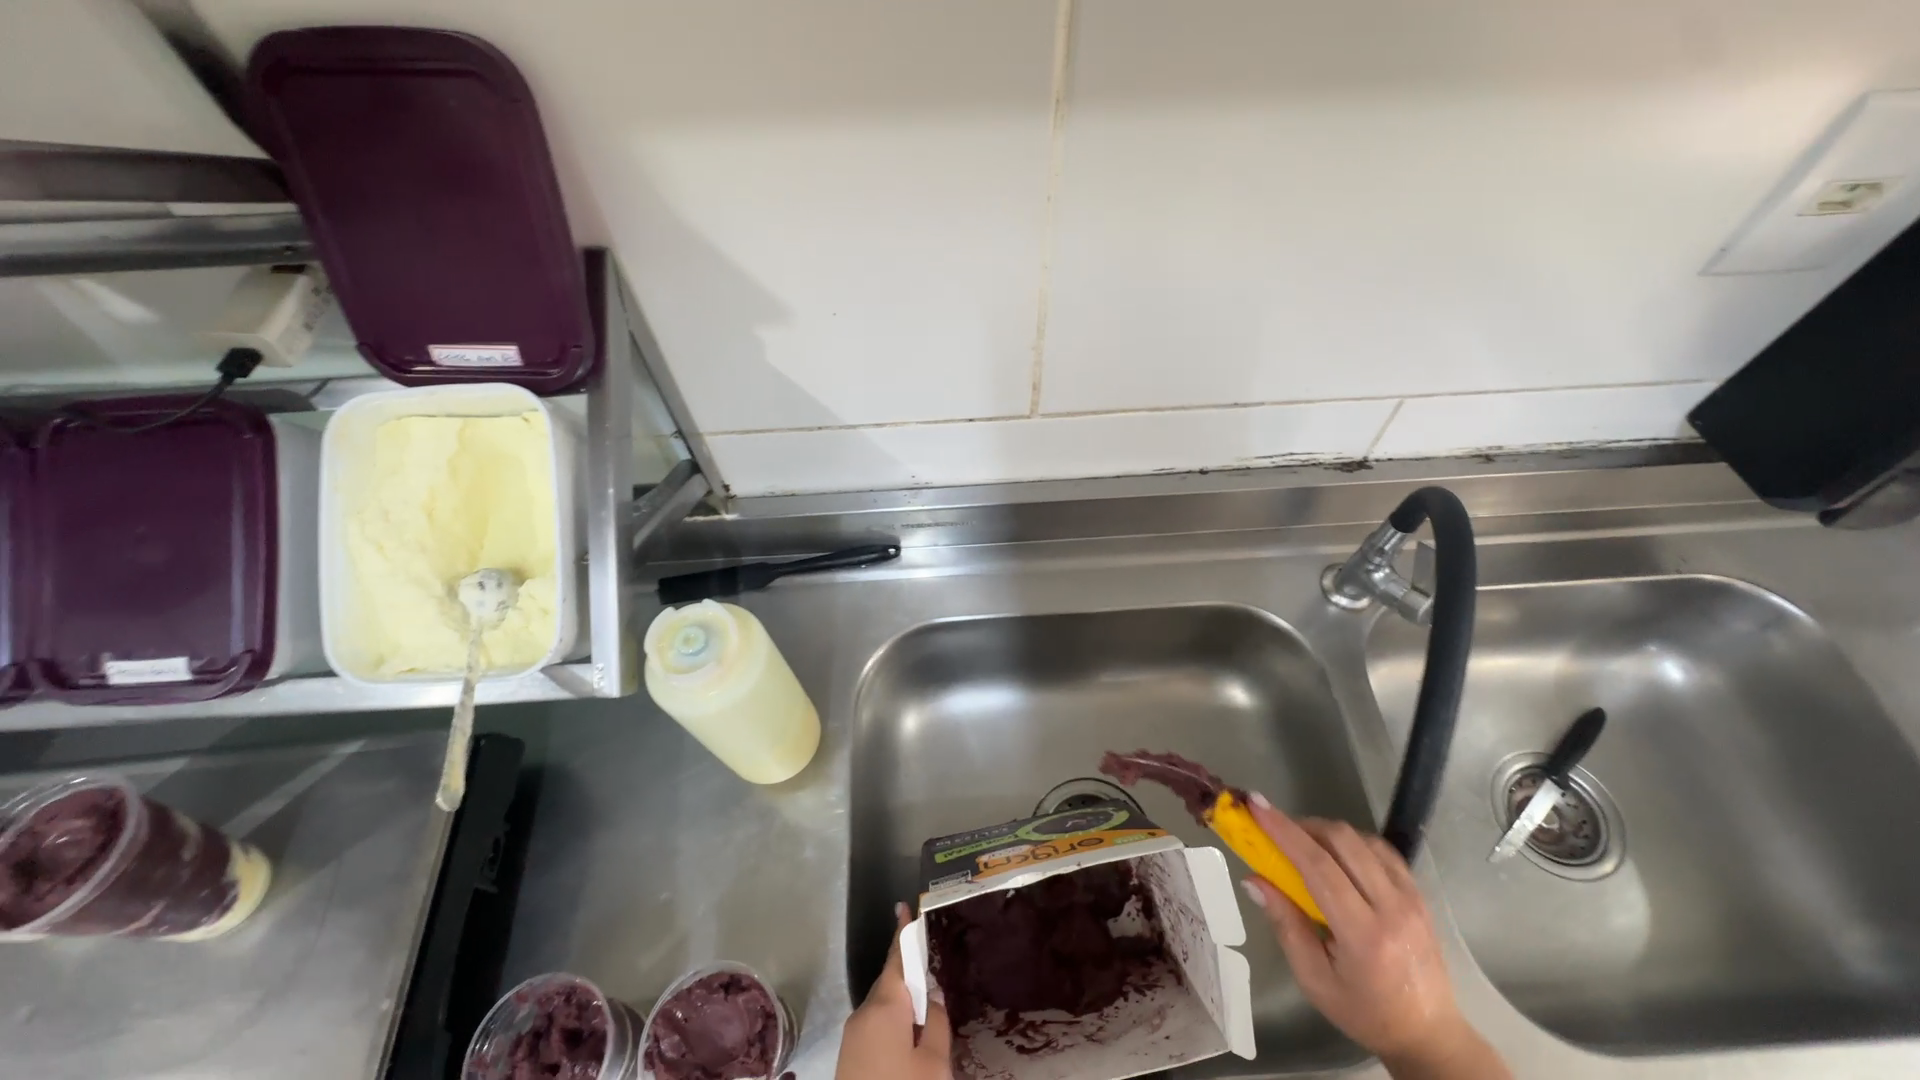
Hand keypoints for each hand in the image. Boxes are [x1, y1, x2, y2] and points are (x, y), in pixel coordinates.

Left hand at [835, 902, 952, 1079]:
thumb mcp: (934, 1062)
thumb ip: (938, 1023)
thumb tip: (932, 995)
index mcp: (885, 1006)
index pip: (896, 958)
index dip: (903, 931)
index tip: (904, 905)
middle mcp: (864, 1013)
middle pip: (890, 982)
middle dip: (910, 975)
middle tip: (933, 969)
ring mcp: (854, 1036)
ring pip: (884, 1007)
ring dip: (905, 1004)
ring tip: (930, 1008)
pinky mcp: (851, 1058)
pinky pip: (877, 1026)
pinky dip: (895, 1022)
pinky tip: (912, 1036)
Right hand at [1241, 795, 1509, 1079]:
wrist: (1429, 1032)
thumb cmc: (1365, 1011)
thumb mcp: (1314, 979)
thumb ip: (1285, 925)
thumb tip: (1255, 880)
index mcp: (1363, 934)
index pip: (1319, 866)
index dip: (1284, 831)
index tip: (1257, 806)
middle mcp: (1392, 907)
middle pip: (1343, 841)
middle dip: (1303, 825)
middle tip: (1276, 831)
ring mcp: (1412, 898)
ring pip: (1363, 840)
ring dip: (1328, 832)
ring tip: (1304, 846)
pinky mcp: (1420, 895)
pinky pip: (1382, 851)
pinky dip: (1353, 843)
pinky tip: (1337, 856)